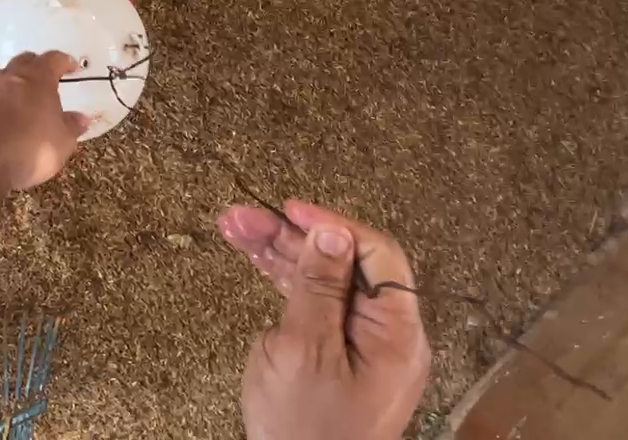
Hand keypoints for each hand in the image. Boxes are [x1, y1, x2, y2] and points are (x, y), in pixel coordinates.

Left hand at [0, 51, 87, 191]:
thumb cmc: (30, 148)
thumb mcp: (62, 142)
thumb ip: (72, 126)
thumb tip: (81, 117)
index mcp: (37, 79)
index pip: (53, 59)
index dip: (64, 61)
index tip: (72, 67)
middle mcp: (10, 77)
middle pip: (25, 61)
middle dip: (36, 66)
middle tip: (46, 79)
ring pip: (2, 77)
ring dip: (13, 84)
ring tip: (21, 100)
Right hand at [218, 199, 430, 439]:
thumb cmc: (305, 421)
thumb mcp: (306, 349)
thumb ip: (319, 287)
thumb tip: (332, 230)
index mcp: (395, 334)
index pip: (378, 257)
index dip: (334, 225)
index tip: (289, 209)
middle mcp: (381, 331)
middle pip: (341, 261)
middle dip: (290, 234)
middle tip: (241, 216)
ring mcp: (355, 340)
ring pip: (318, 274)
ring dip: (276, 248)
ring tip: (232, 224)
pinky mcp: (329, 348)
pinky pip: (307, 297)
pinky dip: (277, 273)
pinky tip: (248, 253)